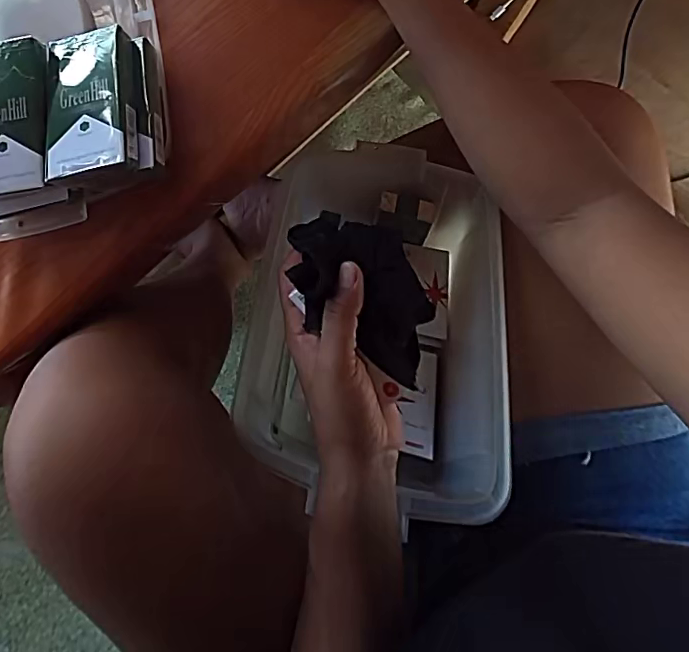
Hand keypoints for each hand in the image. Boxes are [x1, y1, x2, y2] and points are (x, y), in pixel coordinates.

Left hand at [278, 252, 403, 477]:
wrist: (368, 456)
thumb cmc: (339, 412)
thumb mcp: (336, 359)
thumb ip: (342, 314)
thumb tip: (349, 268)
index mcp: (302, 331)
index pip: (292, 284)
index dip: (300, 258)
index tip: (319, 232)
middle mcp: (322, 330)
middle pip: (325, 287)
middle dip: (337, 263)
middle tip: (357, 234)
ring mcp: (349, 340)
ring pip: (353, 300)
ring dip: (362, 279)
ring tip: (378, 250)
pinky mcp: (373, 350)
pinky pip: (377, 317)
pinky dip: (384, 300)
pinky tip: (396, 283)